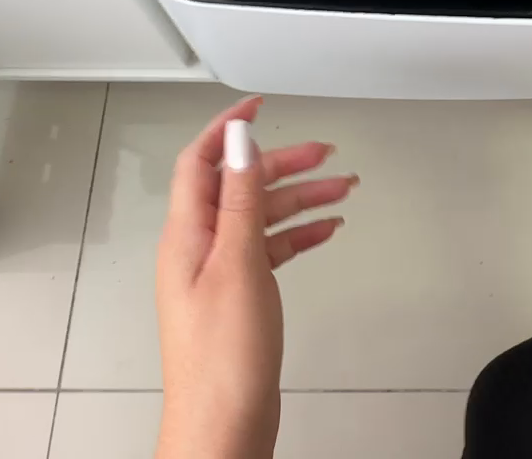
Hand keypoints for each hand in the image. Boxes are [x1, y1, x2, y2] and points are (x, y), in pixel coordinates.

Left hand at [155, 95, 354, 458]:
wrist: (224, 429)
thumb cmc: (223, 357)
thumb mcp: (237, 263)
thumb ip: (241, 197)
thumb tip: (240, 139)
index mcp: (188, 232)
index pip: (201, 160)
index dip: (228, 127)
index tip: (259, 105)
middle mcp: (200, 244)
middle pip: (241, 184)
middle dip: (283, 162)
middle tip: (324, 151)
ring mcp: (220, 269)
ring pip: (262, 214)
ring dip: (301, 198)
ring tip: (343, 186)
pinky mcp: (240, 291)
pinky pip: (271, 246)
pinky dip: (298, 233)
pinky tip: (326, 228)